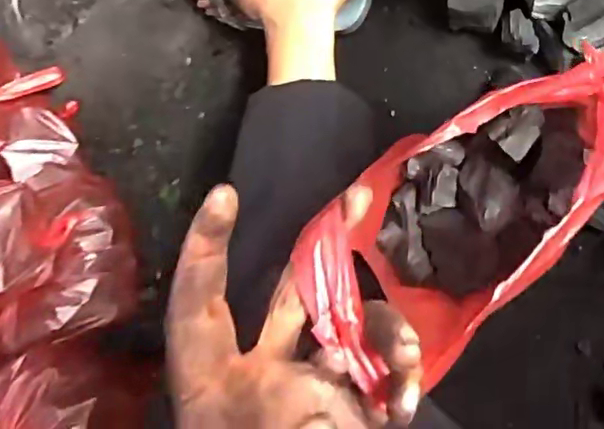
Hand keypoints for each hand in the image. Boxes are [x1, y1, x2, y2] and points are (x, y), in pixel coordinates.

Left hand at [167, 185, 422, 427]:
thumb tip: (350, 369)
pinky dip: (396, 368)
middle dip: (326, 243)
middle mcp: (262, 377)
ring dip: (379, 326)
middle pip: (290, 292)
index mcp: (216, 389)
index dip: (205, 251)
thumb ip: (308, 412)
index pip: (199, 308)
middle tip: (359, 196)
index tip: (225, 197)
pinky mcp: (347, 408)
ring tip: (400, 361)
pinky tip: (404, 393)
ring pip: (346, 324)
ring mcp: (309, 389)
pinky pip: (377, 367)